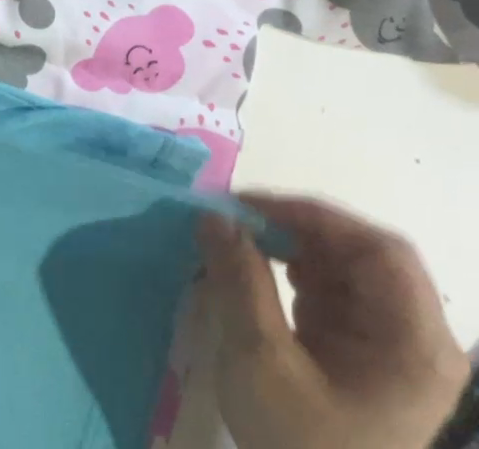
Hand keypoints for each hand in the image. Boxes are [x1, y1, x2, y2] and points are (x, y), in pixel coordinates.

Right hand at [199, 194, 467, 448]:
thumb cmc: (299, 437)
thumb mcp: (260, 359)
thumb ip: (240, 283)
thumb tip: (213, 218)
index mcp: (414, 342)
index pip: (380, 252)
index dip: (313, 216)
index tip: (243, 205)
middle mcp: (415, 338)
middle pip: (365, 258)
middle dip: (295, 229)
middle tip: (228, 219)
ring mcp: (389, 347)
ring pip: (344, 273)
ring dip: (288, 248)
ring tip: (229, 242)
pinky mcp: (360, 354)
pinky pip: (329, 295)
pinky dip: (286, 273)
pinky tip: (246, 273)